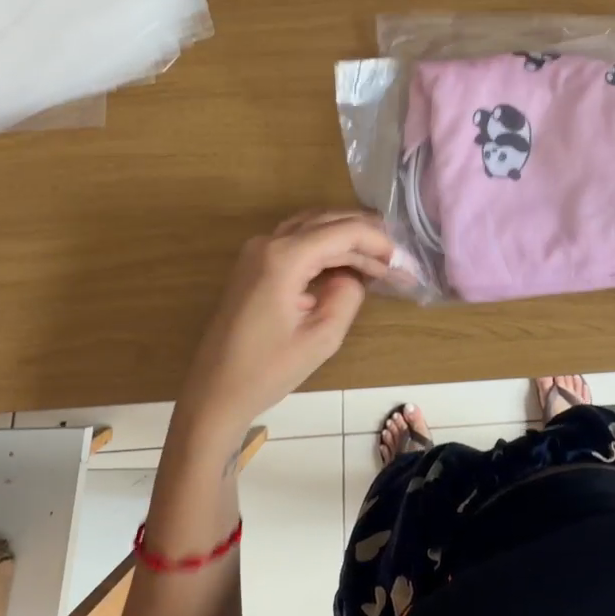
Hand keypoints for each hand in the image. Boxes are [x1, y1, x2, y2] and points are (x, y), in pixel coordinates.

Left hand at [178, 211, 395, 438]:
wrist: (214, 393)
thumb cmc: (266, 371)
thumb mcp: (321, 338)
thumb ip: (347, 296)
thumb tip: (354, 276)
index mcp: (283, 258)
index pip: (341, 232)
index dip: (375, 240)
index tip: (401, 259)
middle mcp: (268, 243)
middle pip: (326, 222)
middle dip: (363, 235)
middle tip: (395, 256)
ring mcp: (257, 252)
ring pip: (311, 227)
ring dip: (345, 238)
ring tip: (377, 258)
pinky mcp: (254, 265)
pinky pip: (297, 242)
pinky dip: (324, 247)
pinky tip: (346, 264)